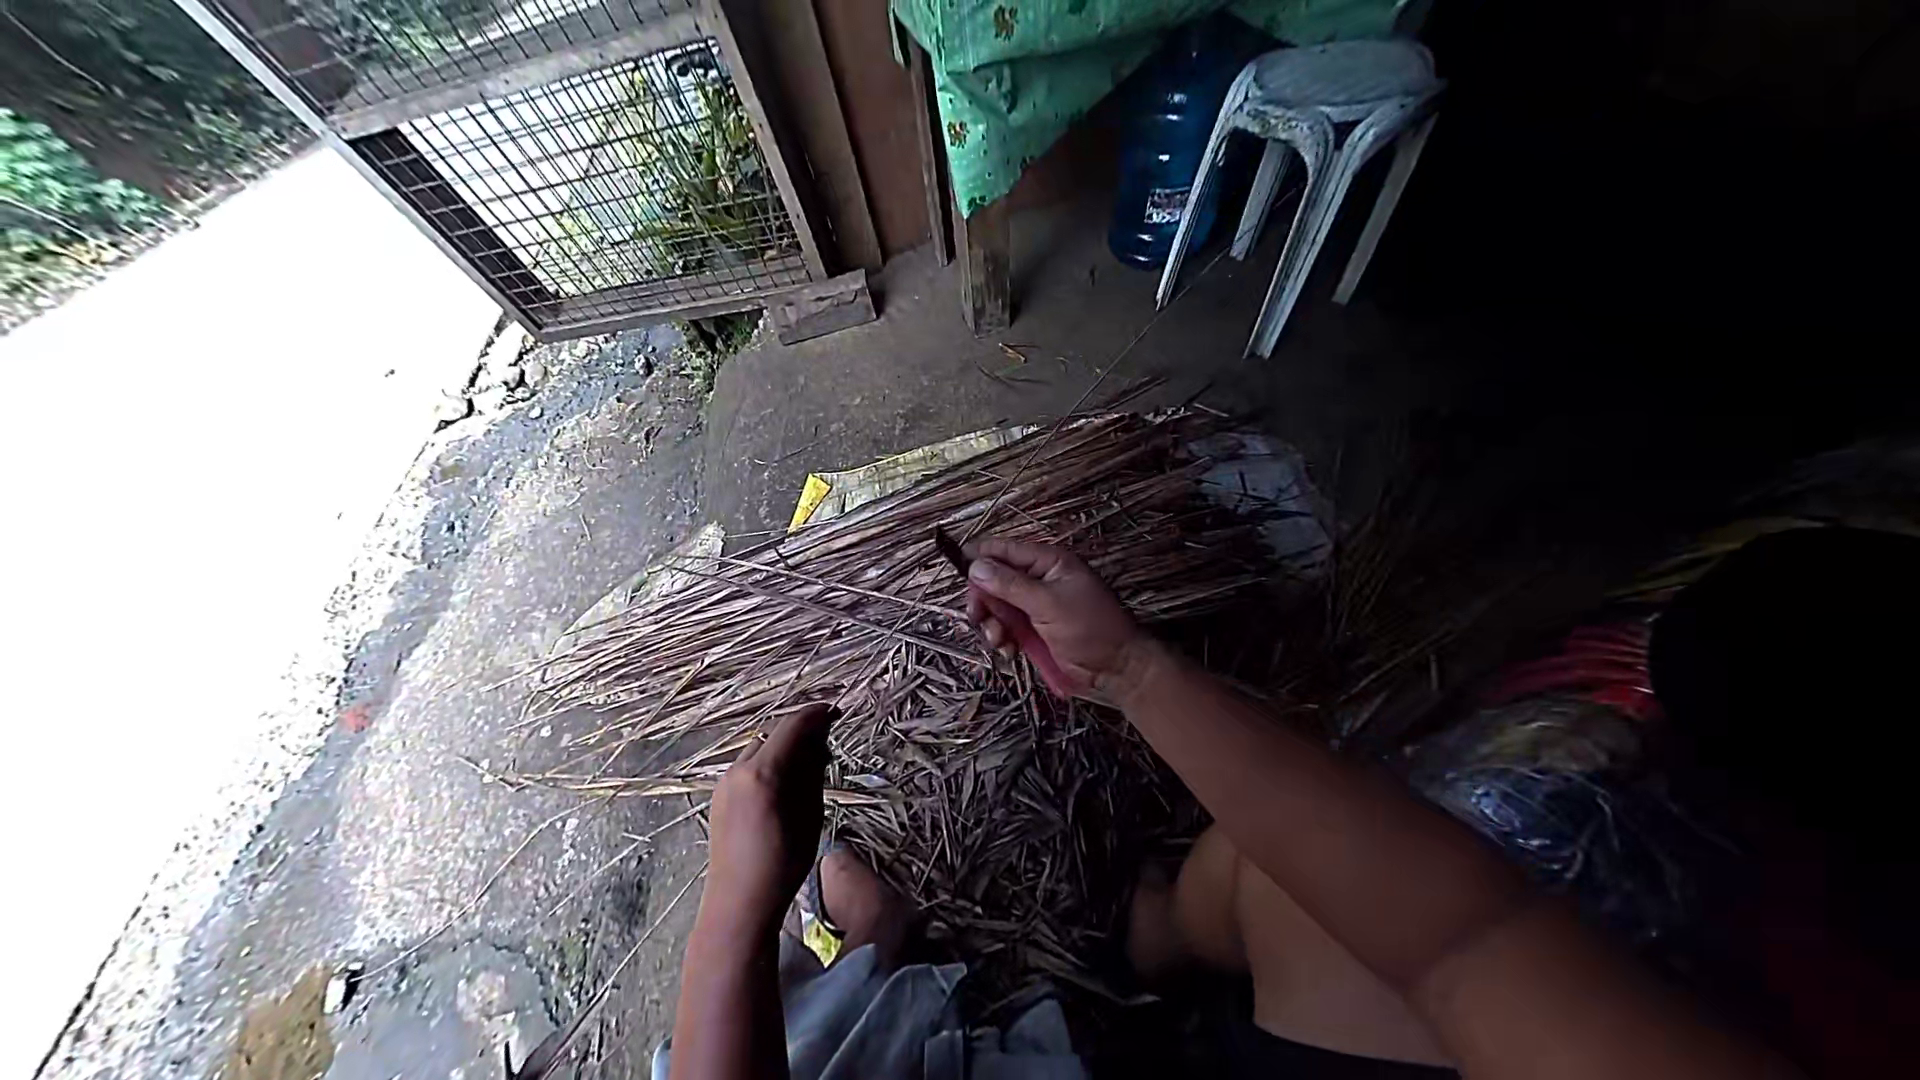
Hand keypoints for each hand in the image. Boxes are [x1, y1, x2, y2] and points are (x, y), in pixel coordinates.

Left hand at [703, 702, 835, 937]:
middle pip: (775, 731)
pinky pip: (749, 765)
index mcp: (764, 772)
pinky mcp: (719, 795)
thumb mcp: (811, 813)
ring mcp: (725, 782)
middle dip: (801, 731)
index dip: (817, 714)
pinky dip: (770, 762)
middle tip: (825, 746)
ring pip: (761, 747)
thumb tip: (819, 739)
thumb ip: (813, 770)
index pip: (793, 725)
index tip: (835, 713)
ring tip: (806, 768)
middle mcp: (740, 769)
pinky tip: (783, 784)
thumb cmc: (784, 863)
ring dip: (784, 746)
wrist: (739, 903)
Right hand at [962, 537, 1162, 703]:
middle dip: (983, 599)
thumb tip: (975, 566)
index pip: (1005, 550)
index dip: (980, 556)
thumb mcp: (1049, 604)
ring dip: (990, 623)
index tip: (957, 567)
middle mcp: (1038, 580)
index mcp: (1048, 562)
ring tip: (999, 640)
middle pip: (994, 579)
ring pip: (995, 606)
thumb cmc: (1091, 629)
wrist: (1116, 669)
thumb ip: (1010, 585)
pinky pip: (1004, 628)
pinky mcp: (1032, 629)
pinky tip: (1009, 651)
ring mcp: (1034, 606)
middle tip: (977, 616)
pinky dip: (1001, 639)